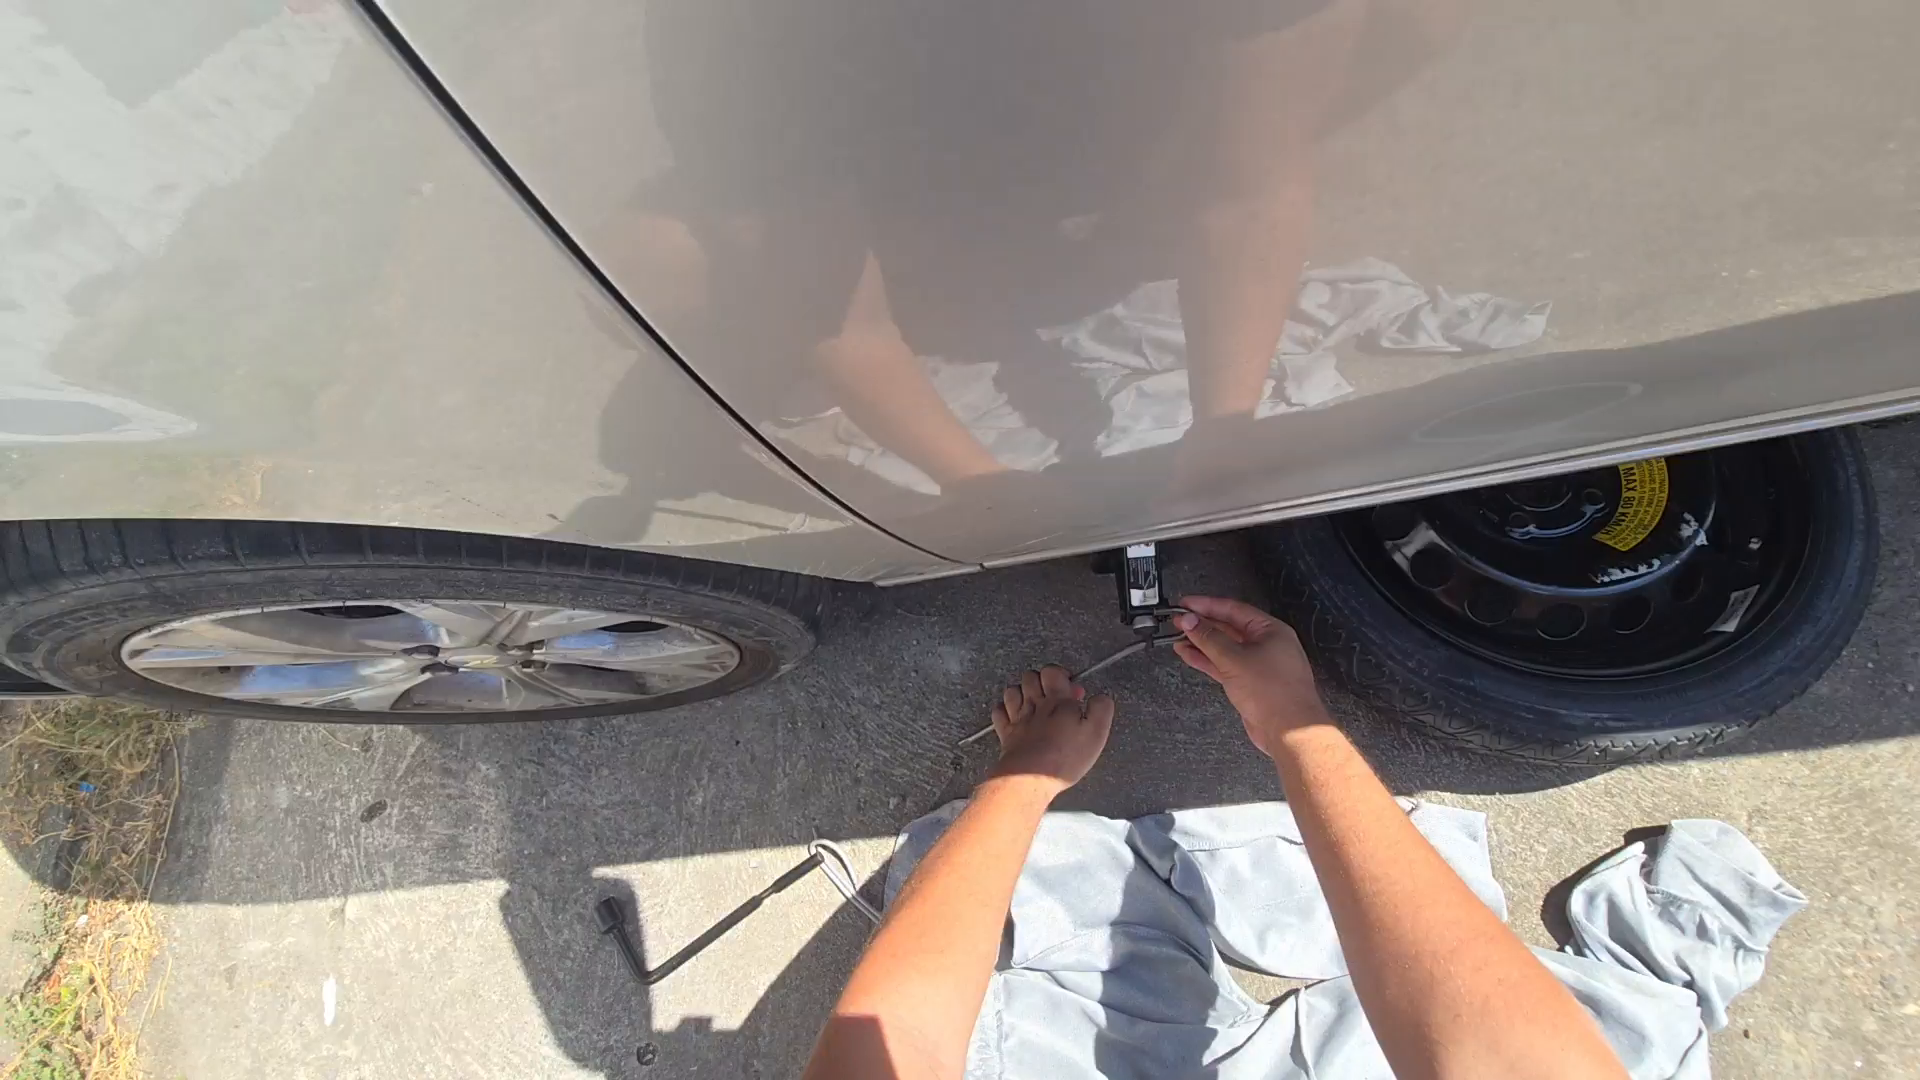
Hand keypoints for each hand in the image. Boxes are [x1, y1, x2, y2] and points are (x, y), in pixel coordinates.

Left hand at [987, 666, 1113, 790]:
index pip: (1052, 671)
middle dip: (1042, 681)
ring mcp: (1017, 718)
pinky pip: (999, 711)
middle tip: (1054, 697)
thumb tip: (1102, 698)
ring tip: (1035, 703)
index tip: (1070, 688)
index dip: (1061, 674)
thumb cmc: (1063, 756)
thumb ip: (1101, 709)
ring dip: (1023, 693)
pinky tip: (1015, 716)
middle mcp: (1034, 704)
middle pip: (1030, 677)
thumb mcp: (1096, 733)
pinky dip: (1006, 710)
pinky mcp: (1006, 733)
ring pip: (1013, 690)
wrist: (1030, 777)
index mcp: (1057, 700)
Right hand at [1172, 595, 1330, 755]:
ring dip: (1200, 642)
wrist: (1288, 731)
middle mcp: (1266, 645)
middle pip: (1227, 627)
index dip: (1206, 605)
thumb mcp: (1235, 659)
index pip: (1233, 609)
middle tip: (1180, 621)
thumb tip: (1192, 621)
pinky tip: (1189, 654)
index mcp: (1271, 631)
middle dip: (1202, 624)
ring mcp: (1257, 664)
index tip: (1186, 604)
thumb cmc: (1277, 695)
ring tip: (1179, 636)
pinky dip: (1205, 659)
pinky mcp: (1248, 682)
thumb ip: (1209, 638)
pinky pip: (1222, 664)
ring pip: (1223, 647)